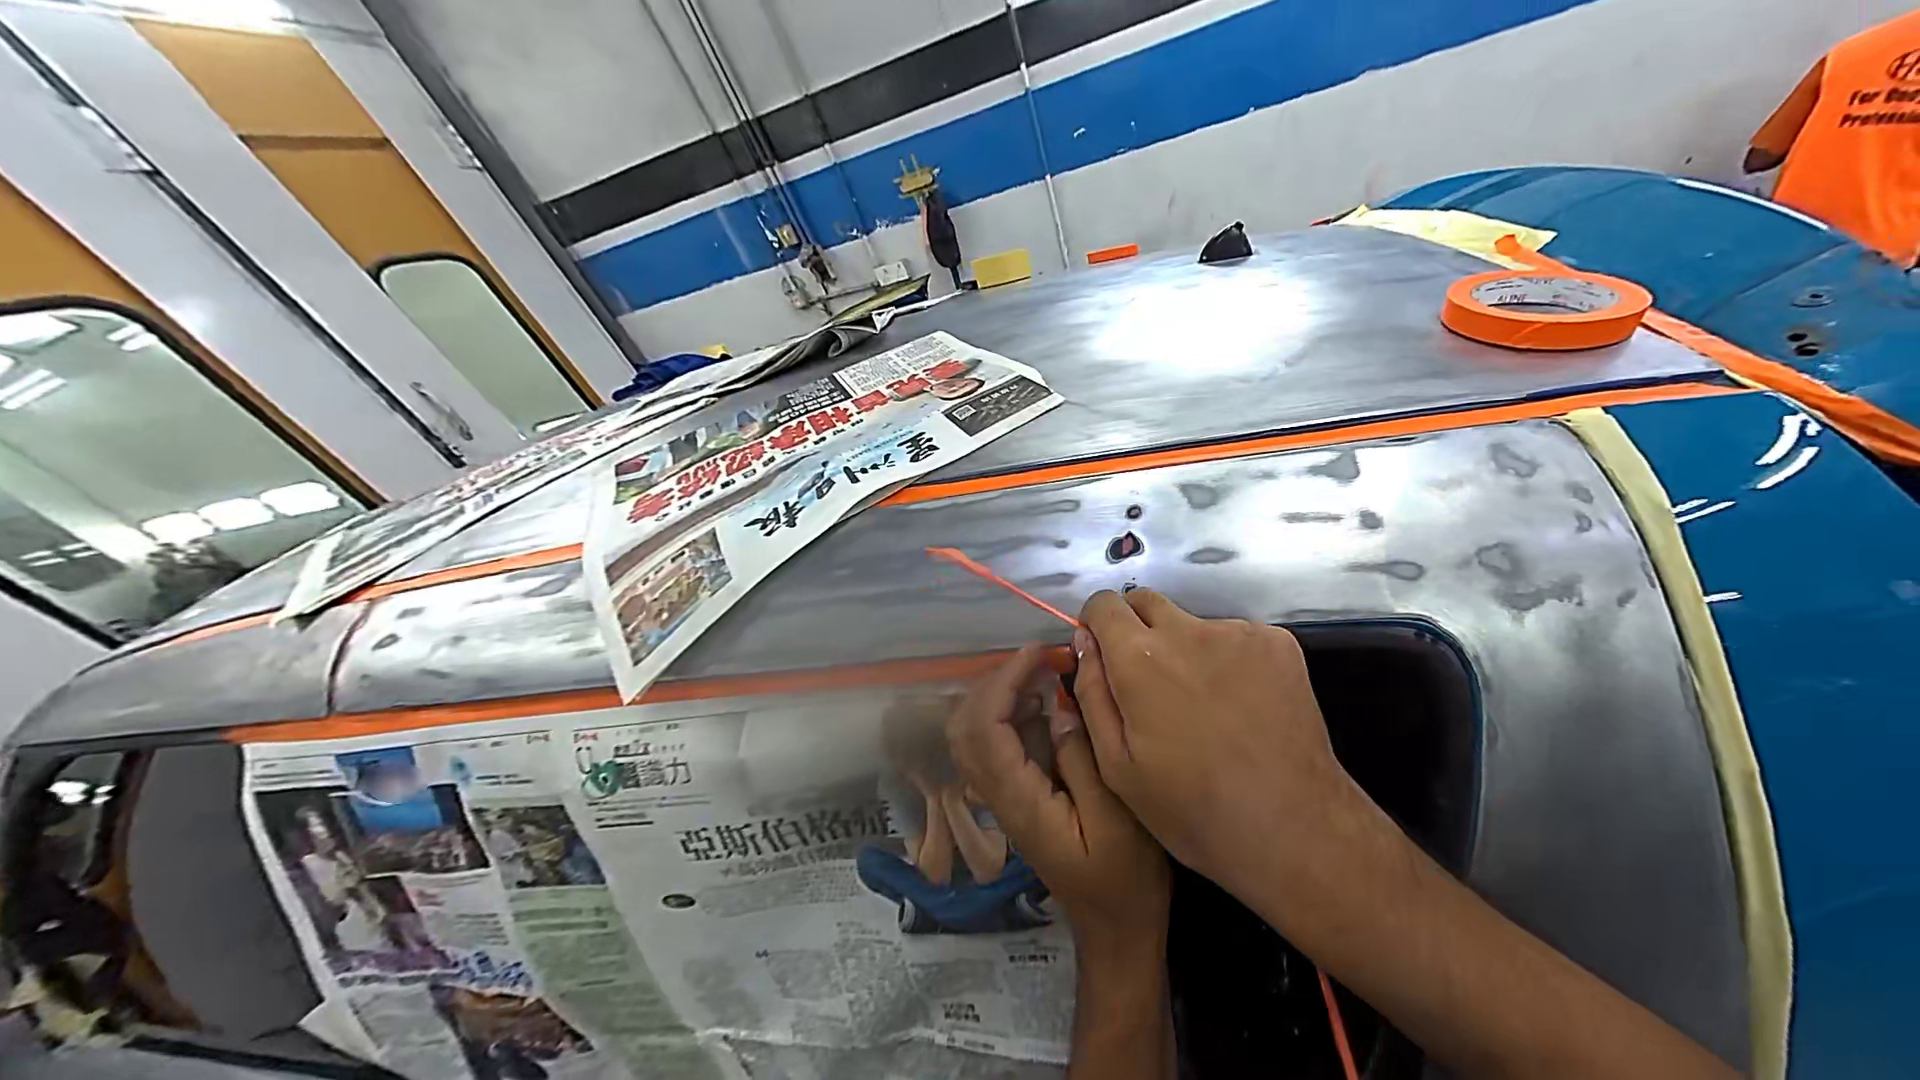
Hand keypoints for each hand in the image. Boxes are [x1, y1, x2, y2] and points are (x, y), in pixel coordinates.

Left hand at [946, 645, 1170, 951]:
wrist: (1115, 931)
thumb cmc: (1126, 882)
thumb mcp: (1120, 821)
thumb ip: (1083, 762)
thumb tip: (1057, 708)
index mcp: (1018, 799)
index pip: (985, 726)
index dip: (1005, 680)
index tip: (1041, 652)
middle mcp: (997, 794)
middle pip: (966, 723)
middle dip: (998, 680)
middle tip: (1044, 659)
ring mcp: (1001, 796)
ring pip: (973, 731)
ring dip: (1001, 692)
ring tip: (1048, 673)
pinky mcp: (1014, 795)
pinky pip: (993, 742)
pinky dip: (1010, 710)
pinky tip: (1045, 702)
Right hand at [1072, 589, 1348, 895]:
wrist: (1292, 828)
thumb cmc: (1190, 806)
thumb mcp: (1115, 763)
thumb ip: (1091, 691)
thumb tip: (1085, 642)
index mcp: (1139, 658)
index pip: (1103, 604)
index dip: (1096, 625)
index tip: (1104, 654)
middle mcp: (1187, 630)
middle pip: (1145, 601)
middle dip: (1136, 628)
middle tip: (1150, 681)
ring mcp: (1238, 633)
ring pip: (1191, 621)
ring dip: (1184, 646)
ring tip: (1203, 702)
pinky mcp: (1278, 644)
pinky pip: (1234, 636)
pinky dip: (1227, 658)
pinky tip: (1239, 703)